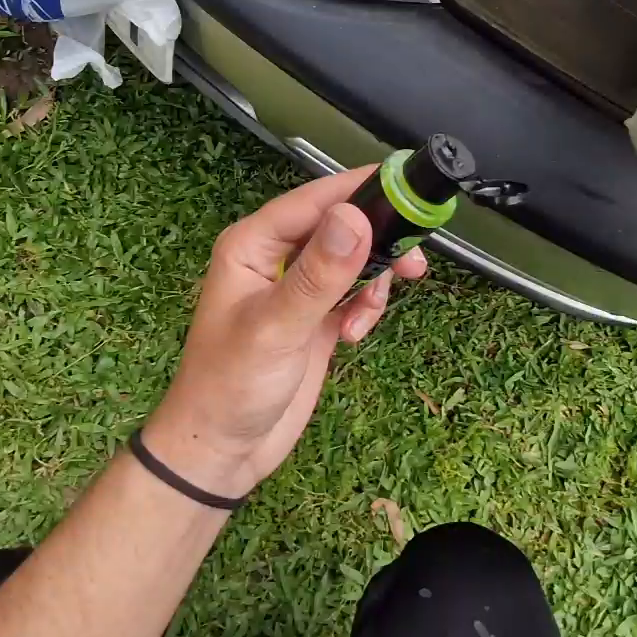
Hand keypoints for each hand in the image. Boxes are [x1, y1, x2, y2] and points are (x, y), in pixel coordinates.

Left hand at [144, 168, 427, 497]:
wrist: (223, 450)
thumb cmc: (232, 385)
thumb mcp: (276, 327)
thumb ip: (319, 274)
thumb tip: (357, 217)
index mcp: (253, 245)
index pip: (313, 200)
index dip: (360, 190)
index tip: (408, 186)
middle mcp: (276, 258)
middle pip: (340, 225)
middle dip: (377, 238)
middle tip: (413, 258)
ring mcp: (299, 288)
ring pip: (353, 258)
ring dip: (375, 277)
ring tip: (372, 309)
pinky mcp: (316, 317)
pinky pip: (355, 292)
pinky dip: (366, 305)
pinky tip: (355, 334)